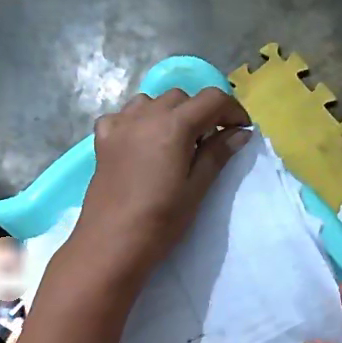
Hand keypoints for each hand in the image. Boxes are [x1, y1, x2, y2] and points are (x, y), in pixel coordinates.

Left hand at [73, 88, 252, 279]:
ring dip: (168, 114)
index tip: (240, 130)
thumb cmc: (160, 222)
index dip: (231, 110)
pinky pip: (122, 117)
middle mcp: (145, 115)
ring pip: (150, 102)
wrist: (110, 244)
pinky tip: (141, 144)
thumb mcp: (196, 189)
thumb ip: (216, 154)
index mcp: (173, 125)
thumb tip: (240, 132)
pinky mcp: (102, 141)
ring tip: (174, 142)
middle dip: (199, 112)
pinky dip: (136, 122)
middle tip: (208, 141)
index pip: (211, 99)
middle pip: (180, 98)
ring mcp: (119, 125)